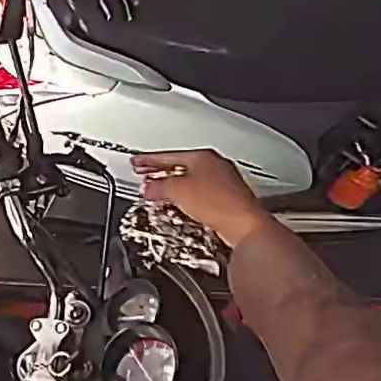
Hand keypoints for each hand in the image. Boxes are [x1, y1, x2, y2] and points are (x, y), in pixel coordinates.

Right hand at [130, 150, 271, 245]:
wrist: (243, 224)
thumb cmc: (219, 202)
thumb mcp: (178, 190)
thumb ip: (158, 187)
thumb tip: (148, 187)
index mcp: (202, 156)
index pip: (168, 156)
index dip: (148, 160)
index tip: (137, 162)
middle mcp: (214, 165)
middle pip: (179, 167)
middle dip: (159, 173)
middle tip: (144, 176)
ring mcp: (222, 182)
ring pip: (189, 181)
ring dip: (171, 187)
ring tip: (157, 193)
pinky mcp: (225, 199)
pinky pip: (198, 194)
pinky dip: (184, 197)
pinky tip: (178, 205)